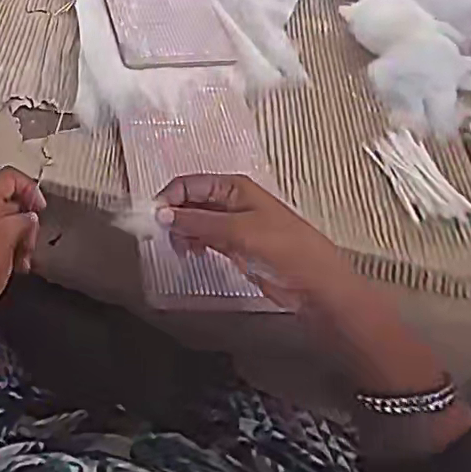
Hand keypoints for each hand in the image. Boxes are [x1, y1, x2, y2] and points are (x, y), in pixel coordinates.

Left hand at [0, 169, 46, 319]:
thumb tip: (30, 216)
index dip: (30, 188)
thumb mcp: (1, 241)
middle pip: (13, 201)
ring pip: (11, 222)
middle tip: (30, 245)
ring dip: (24, 239)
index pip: (9, 178)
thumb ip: (19, 221)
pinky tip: (18, 266)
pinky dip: (16, 249)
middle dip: (28, 221)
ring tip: (24, 261)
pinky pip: (4, 239)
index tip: (42, 210)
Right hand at [156, 174, 360, 301]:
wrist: (317, 287)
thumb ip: (196, 222)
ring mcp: (232, 224)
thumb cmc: (286, 250)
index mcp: (233, 188)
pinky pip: (202, 238)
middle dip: (173, 216)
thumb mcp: (237, 231)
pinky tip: (192, 253)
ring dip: (182, 232)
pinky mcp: (234, 245)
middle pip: (188, 201)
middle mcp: (231, 202)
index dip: (168, 198)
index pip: (188, 184)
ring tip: (182, 248)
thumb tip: (162, 214)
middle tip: (164, 236)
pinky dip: (192, 243)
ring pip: (193, 221)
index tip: (153, 218)